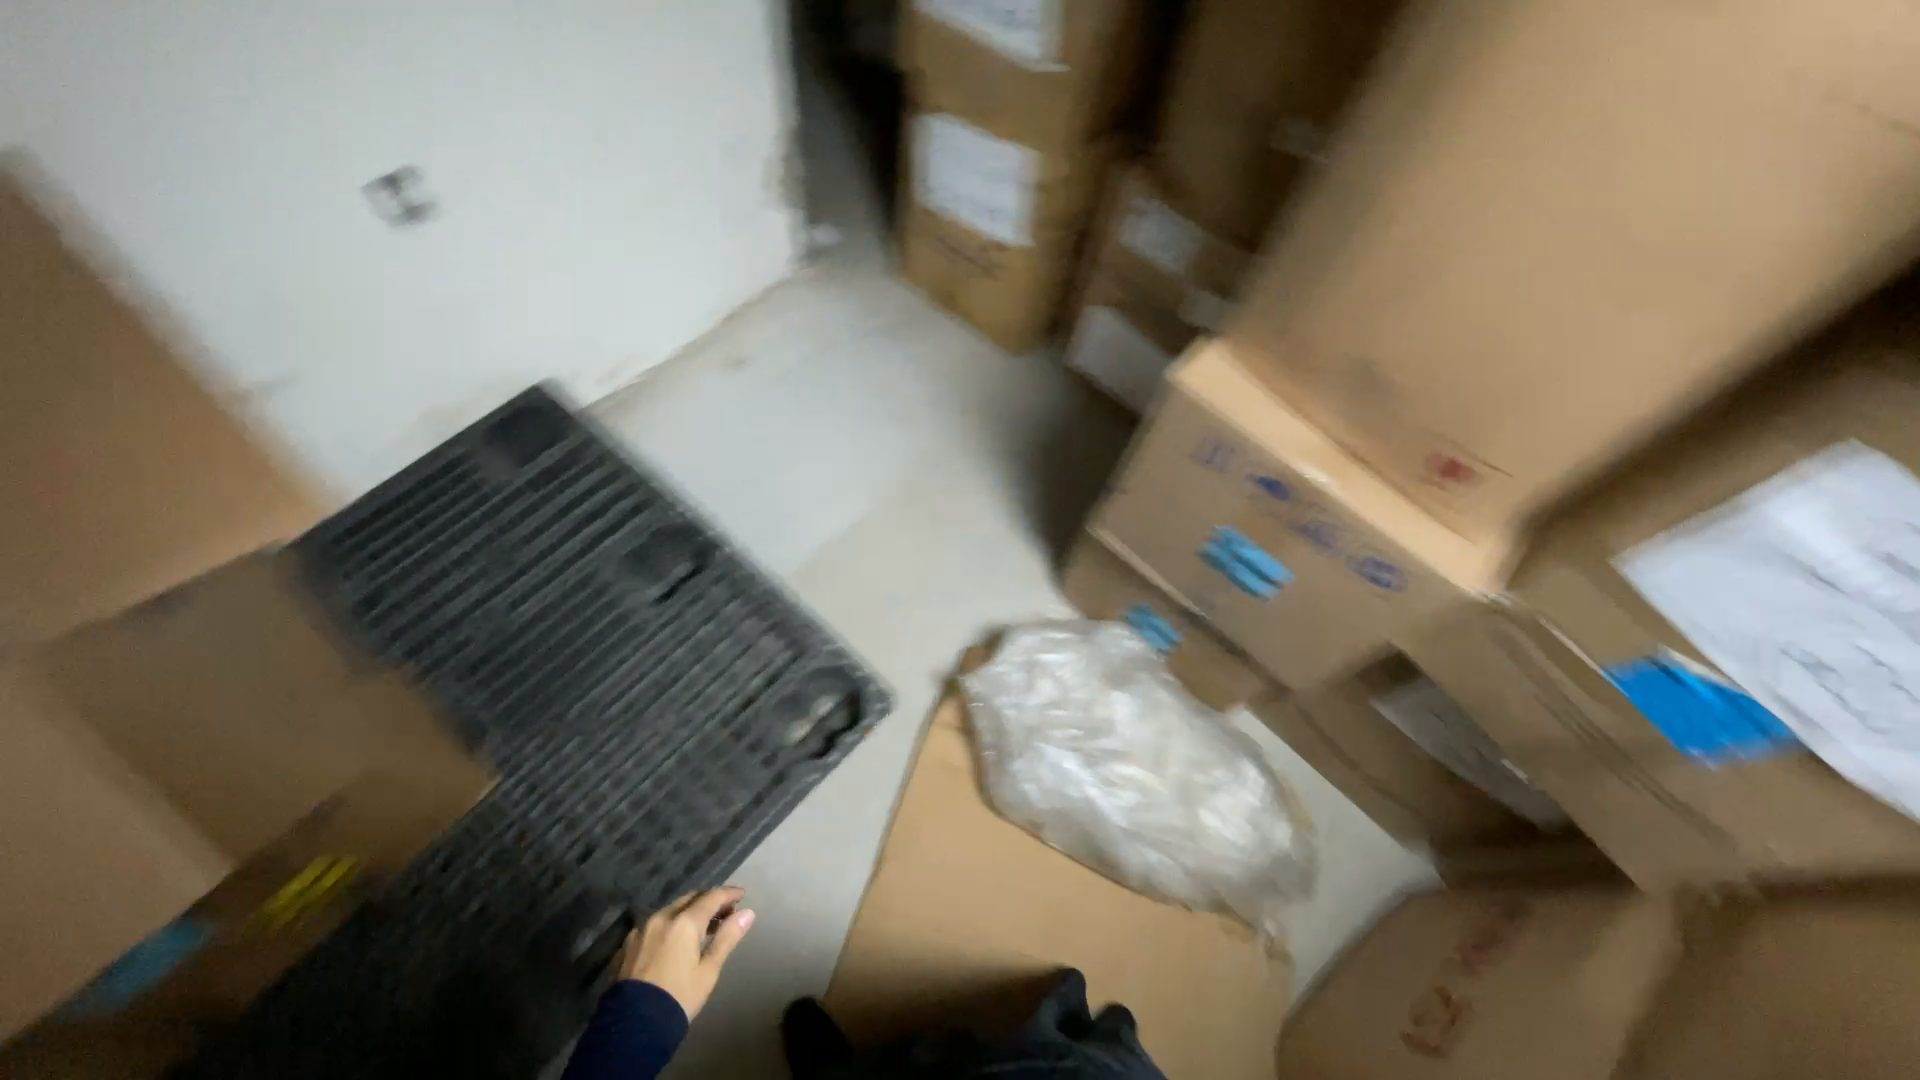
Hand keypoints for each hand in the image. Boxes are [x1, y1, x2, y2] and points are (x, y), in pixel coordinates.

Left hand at [619, 886, 754, 1019]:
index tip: (741, 895)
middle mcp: (661, 918)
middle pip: (690, 899)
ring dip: (688, 912)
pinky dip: (669, 926)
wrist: (632, 1027)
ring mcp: (640, 931)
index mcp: (684, 922)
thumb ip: (727, 938)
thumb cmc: (678, 998)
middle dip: (709, 901)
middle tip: (725, 912)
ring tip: (702, 927)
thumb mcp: (709, 971)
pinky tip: (673, 942)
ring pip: (670, 911)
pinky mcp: (627, 945)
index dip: (728, 894)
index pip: (711, 897)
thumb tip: (748, 913)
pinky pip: (653, 926)